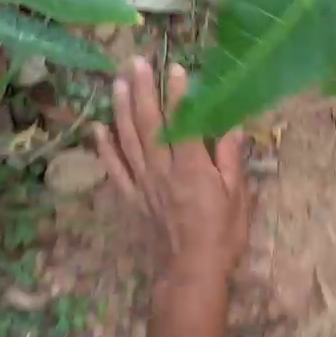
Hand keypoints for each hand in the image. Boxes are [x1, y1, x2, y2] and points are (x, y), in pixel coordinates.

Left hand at [93, 58, 250, 293]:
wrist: (190, 274)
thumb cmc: (221, 236)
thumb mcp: (238, 197)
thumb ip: (231, 159)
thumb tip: (231, 124)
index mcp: (192, 168)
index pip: (184, 123)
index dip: (179, 94)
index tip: (176, 68)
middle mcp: (163, 170)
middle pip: (149, 123)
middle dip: (142, 90)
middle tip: (135, 62)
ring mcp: (143, 184)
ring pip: (128, 140)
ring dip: (120, 109)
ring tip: (116, 81)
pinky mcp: (132, 198)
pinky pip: (114, 170)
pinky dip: (104, 148)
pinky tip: (97, 127)